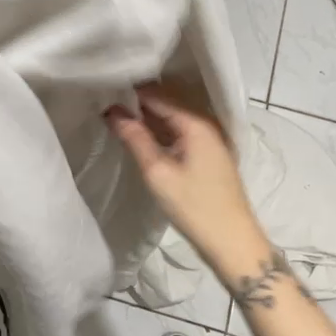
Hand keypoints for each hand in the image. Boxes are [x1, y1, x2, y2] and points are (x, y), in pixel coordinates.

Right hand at [105, 83, 269, 267]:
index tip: (103, 94)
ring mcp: (210, 139)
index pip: (157, 95)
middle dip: (138, 103)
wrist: (232, 242)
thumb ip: (135, 138)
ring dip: (148, 118)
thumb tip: (112, 111)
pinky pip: (180, 132)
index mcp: (195, 122)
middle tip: (106, 106)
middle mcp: (206, 124)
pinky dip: (161, 132)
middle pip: (167, 103)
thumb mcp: (158, 172)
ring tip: (118, 120)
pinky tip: (142, 138)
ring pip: (173, 118)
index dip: (130, 93)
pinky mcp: (209, 154)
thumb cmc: (194, 207)